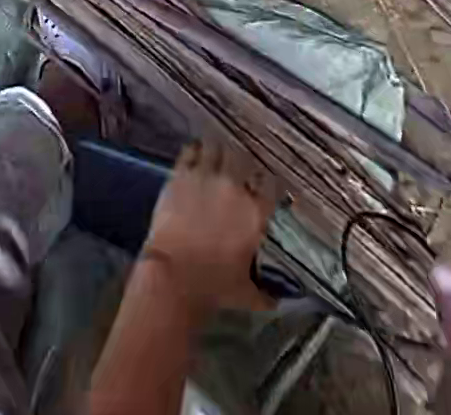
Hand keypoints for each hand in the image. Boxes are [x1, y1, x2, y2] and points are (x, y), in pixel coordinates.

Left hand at [140, 140, 277, 313]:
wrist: (175, 275)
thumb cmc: (214, 286)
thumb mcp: (246, 292)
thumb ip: (264, 292)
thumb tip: (276, 302)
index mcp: (256, 213)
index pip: (271, 184)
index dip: (267, 180)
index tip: (262, 182)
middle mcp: (235, 188)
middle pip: (244, 157)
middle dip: (241, 161)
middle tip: (235, 166)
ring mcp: (207, 176)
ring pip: (217, 147)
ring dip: (217, 150)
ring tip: (214, 154)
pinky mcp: (181, 174)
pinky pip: (191, 150)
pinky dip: (194, 149)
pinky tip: (194, 152)